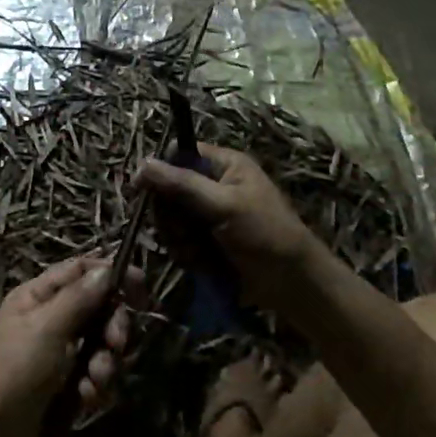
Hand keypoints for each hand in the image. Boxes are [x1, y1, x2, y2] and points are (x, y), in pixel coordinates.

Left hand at [0, 256, 139, 436]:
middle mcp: (49, 321)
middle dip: (113, 326)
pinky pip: (94, 378)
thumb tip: (107, 269)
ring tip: (95, 382)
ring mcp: (56, 357)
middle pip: (98, 309)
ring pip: (100, 346)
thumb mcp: (45, 329)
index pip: (81, 271)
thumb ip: (79, 298)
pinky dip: (96, 388)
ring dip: (106, 363)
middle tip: (117, 344)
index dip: (111, 274)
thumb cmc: (10, 375)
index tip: (140, 288)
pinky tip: (88, 401)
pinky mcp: (63, 390)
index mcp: (38, 297)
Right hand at [135, 144, 325, 313]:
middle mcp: (215, 185)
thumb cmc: (264, 232)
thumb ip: (182, 184)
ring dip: (179, 238)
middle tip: (183, 231)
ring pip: (172, 219)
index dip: (161, 170)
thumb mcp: (222, 204)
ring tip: (197, 253)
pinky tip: (201, 264)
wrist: (292, 282)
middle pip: (170, 190)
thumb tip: (143, 164)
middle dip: (171, 215)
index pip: (180, 154)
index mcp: (224, 165)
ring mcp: (210, 215)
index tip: (143, 189)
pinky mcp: (208, 241)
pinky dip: (187, 254)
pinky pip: (181, 241)